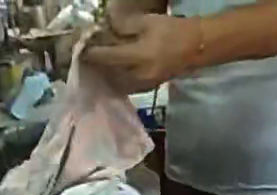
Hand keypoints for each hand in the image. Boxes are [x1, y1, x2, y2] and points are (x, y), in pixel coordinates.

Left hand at [83, 11, 204, 93]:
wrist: (193, 48)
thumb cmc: (171, 31)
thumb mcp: (148, 22)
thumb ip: (126, 27)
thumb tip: (107, 30)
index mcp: (139, 56)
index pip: (110, 57)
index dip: (95, 54)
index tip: (83, 51)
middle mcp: (138, 75)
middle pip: (111, 75)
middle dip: (98, 68)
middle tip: (86, 61)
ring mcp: (142, 85)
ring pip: (117, 84)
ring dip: (106, 77)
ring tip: (96, 69)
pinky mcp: (145, 89)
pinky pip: (125, 88)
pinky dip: (116, 82)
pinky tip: (111, 76)